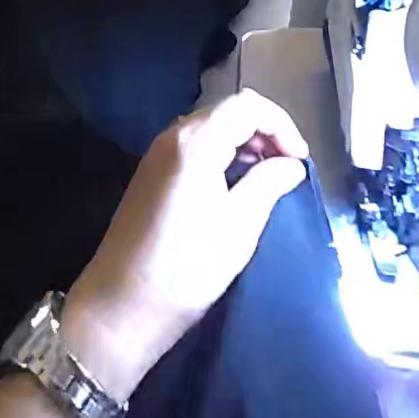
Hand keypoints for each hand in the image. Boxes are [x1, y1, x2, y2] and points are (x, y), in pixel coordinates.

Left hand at [61, 90, 308, 398]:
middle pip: (230, 109)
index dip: (282, 125)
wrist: (118, 311)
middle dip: (266, 129)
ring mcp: (159, 152)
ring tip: (270, 172)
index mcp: (195, 143)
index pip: (248, 106)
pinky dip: (225, 150)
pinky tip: (239, 179)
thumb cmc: (185, 270)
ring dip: (247, 139)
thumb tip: (292, 164)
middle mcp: (174, 136)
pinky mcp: (153, 171)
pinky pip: (198, 142)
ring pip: (214, 124)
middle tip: (289, 163)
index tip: (300, 159)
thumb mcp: (240, 226)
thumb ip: (269, 183)